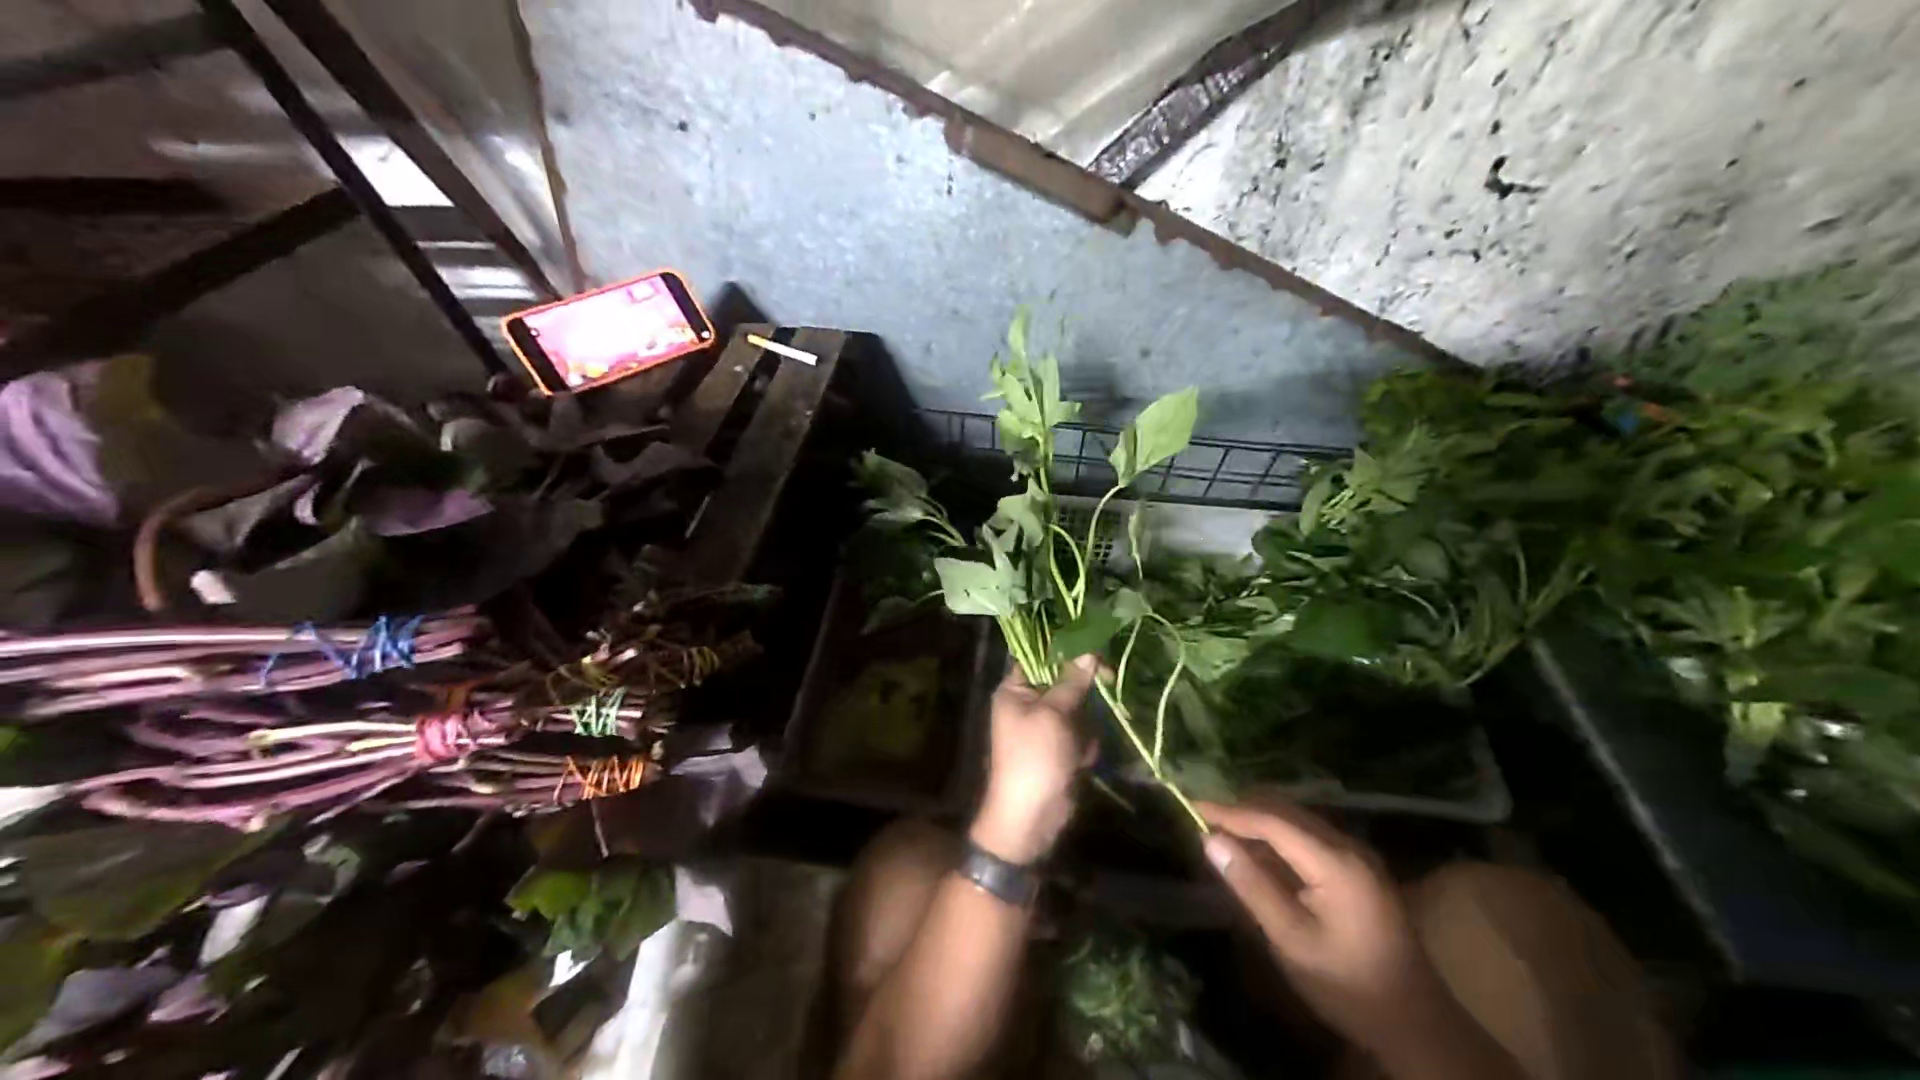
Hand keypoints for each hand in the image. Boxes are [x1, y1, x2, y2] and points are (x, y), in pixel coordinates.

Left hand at [969, 656, 1098, 864]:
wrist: (1032, 817)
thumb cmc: (1035, 757)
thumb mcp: (1054, 714)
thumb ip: (1072, 682)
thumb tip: (1089, 653)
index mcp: (1015, 689)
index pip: (1038, 657)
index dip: (1065, 651)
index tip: (1094, 649)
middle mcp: (1028, 703)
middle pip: (1064, 681)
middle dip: (1083, 693)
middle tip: (1109, 682)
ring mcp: (1045, 727)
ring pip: (1079, 708)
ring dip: (1085, 725)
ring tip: (1078, 746)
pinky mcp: (1061, 748)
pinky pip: (1082, 733)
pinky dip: (1085, 745)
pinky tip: (1080, 761)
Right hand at [1198, 801, 1449, 1051]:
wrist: (1417, 1025)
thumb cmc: (1347, 985)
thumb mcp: (1291, 940)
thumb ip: (1251, 885)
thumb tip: (1209, 839)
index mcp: (1335, 862)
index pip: (1271, 821)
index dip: (1229, 812)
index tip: (1191, 805)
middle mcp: (1349, 847)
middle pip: (1285, 812)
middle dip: (1242, 810)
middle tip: (1202, 817)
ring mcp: (1358, 857)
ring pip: (1297, 820)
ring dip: (1259, 821)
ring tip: (1222, 830)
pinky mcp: (1359, 870)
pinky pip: (1309, 837)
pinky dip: (1278, 836)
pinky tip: (1257, 850)